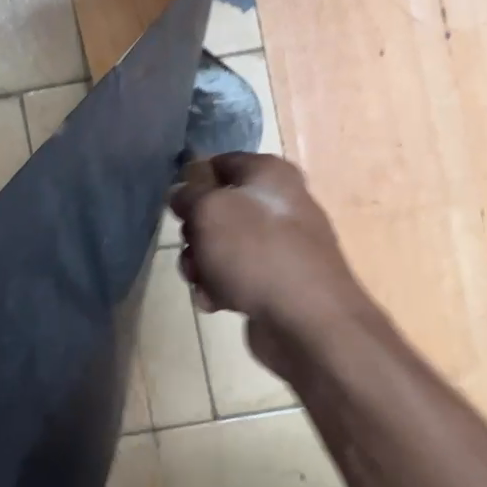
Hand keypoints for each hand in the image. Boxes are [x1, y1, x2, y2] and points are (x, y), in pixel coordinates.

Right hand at [169, 153, 371, 373]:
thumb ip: (187, 195)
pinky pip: (238, 275)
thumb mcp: (208, 210)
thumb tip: (182, 194)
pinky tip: (217, 302)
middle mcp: (280, 202)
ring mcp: (281, 244)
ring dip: (202, 263)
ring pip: (223, 244)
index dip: (192, 182)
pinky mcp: (279, 280)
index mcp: (270, 173)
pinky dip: (222, 286)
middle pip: (217, 207)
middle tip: (191, 246)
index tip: (177, 206)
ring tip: (201, 281)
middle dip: (194, 231)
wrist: (310, 323)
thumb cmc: (256, 252)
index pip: (218, 163)